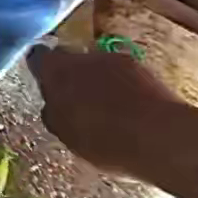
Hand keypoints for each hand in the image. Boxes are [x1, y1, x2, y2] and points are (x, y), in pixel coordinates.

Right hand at [28, 42, 184, 175]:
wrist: (159, 136)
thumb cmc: (106, 141)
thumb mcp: (68, 135)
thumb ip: (54, 114)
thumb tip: (51, 105)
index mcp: (56, 72)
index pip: (38, 57)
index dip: (41, 69)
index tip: (46, 84)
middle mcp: (81, 56)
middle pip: (68, 58)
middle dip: (70, 74)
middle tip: (76, 101)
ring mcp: (111, 57)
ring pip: (95, 64)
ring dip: (96, 79)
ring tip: (106, 108)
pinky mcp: (137, 64)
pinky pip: (119, 71)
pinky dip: (119, 84)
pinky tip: (128, 107)